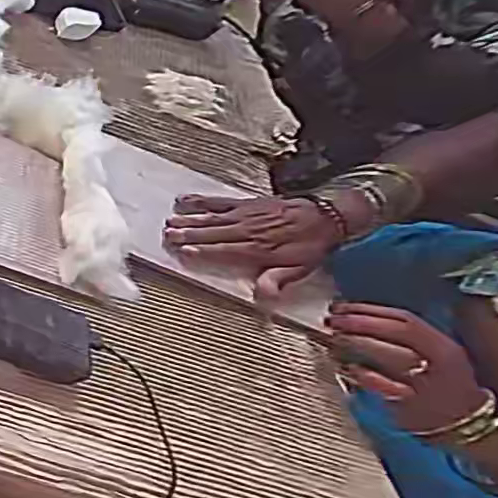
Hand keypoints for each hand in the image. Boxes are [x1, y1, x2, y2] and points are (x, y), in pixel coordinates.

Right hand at [165, 194, 348, 298]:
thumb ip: (277, 281)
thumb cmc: (309, 247)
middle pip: (212, 233)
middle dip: (189, 234)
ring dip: (189, 220)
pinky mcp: (246, 202)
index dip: (203, 251)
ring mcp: (245, 214)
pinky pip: (219, 201)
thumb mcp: (300, 269)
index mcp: (258, 249)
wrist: (328, 217)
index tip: (185, 252)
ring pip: (212, 217)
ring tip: (170, 222)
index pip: (224, 251)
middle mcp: (248, 230)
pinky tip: (183, 200)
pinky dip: (200, 200)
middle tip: (168, 235)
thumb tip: (262, 297)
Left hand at [327, 303, 488, 435]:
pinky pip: (384, 385)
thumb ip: (401, 337)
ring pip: (391, 356)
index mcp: (443, 346)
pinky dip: (364, 374)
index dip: (367, 309)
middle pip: (397, 333)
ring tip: (335, 339)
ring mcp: (426, 383)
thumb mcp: (431, 354)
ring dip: (357, 343)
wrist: (463, 423)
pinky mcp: (410, 404)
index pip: (404, 319)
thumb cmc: (437, 382)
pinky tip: (349, 367)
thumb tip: (354, 316)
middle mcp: (438, 362)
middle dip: (358, 322)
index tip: (339, 306)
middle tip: (332, 320)